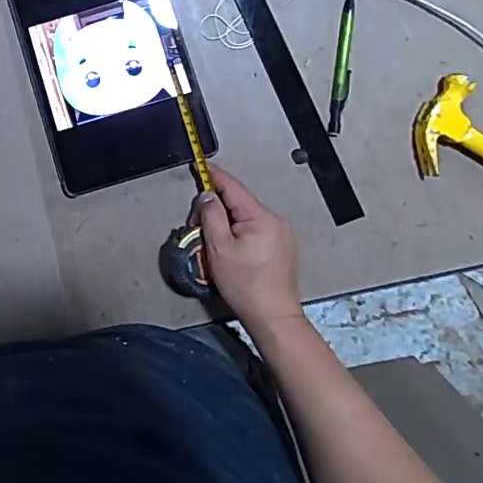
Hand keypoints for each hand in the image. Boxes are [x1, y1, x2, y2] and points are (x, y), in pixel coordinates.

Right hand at [198, 163, 300, 328]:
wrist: (273, 316)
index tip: (201, 166)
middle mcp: (275, 221)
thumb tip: (207, 196)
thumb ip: (211, 216)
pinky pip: (256, 229)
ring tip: (217, 244)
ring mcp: (281, 234)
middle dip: (217, 208)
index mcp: (261, 218)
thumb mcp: (219, 248)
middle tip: (200, 224)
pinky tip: (232, 251)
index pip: (233, 188)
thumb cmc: (247, 287)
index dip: (214, 176)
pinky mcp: (282, 246)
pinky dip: (240, 232)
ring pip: (246, 217)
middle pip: (239, 203)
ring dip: (228, 222)